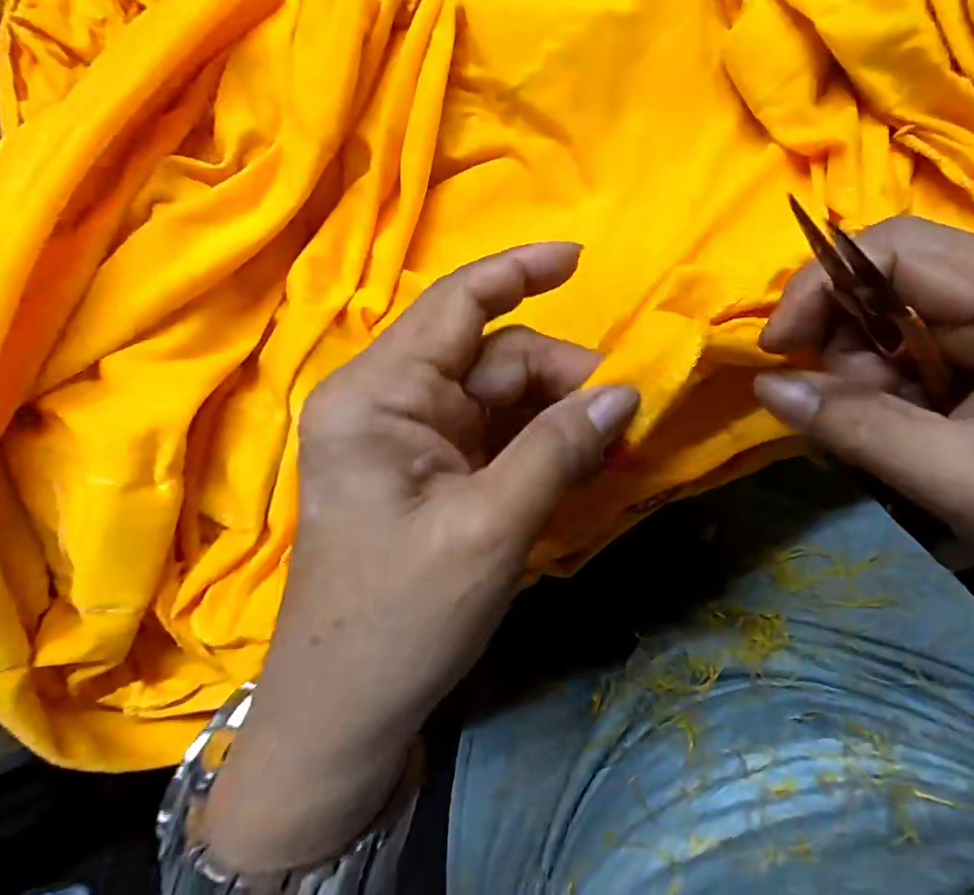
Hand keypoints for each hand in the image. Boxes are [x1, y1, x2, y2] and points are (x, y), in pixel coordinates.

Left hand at [207, 243, 638, 871]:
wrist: (347, 714)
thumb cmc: (401, 616)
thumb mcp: (491, 526)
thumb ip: (559, 448)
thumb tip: (625, 391)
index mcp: (381, 396)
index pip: (457, 305)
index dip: (519, 271)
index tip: (578, 258)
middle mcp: (394, 403)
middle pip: (499, 358)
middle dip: (566, 379)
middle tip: (626, 420)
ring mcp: (417, 440)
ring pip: (509, 398)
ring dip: (565, 416)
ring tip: (615, 451)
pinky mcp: (438, 474)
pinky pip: (505, 436)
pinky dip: (550, 445)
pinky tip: (587, 466)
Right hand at [755, 218, 973, 652]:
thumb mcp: (970, 488)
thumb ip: (866, 430)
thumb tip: (769, 386)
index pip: (913, 251)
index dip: (829, 284)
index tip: (780, 345)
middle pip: (903, 271)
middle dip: (850, 336)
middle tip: (835, 405)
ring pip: (901, 301)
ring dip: (867, 362)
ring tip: (888, 425)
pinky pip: (919, 328)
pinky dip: (889, 373)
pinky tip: (906, 417)